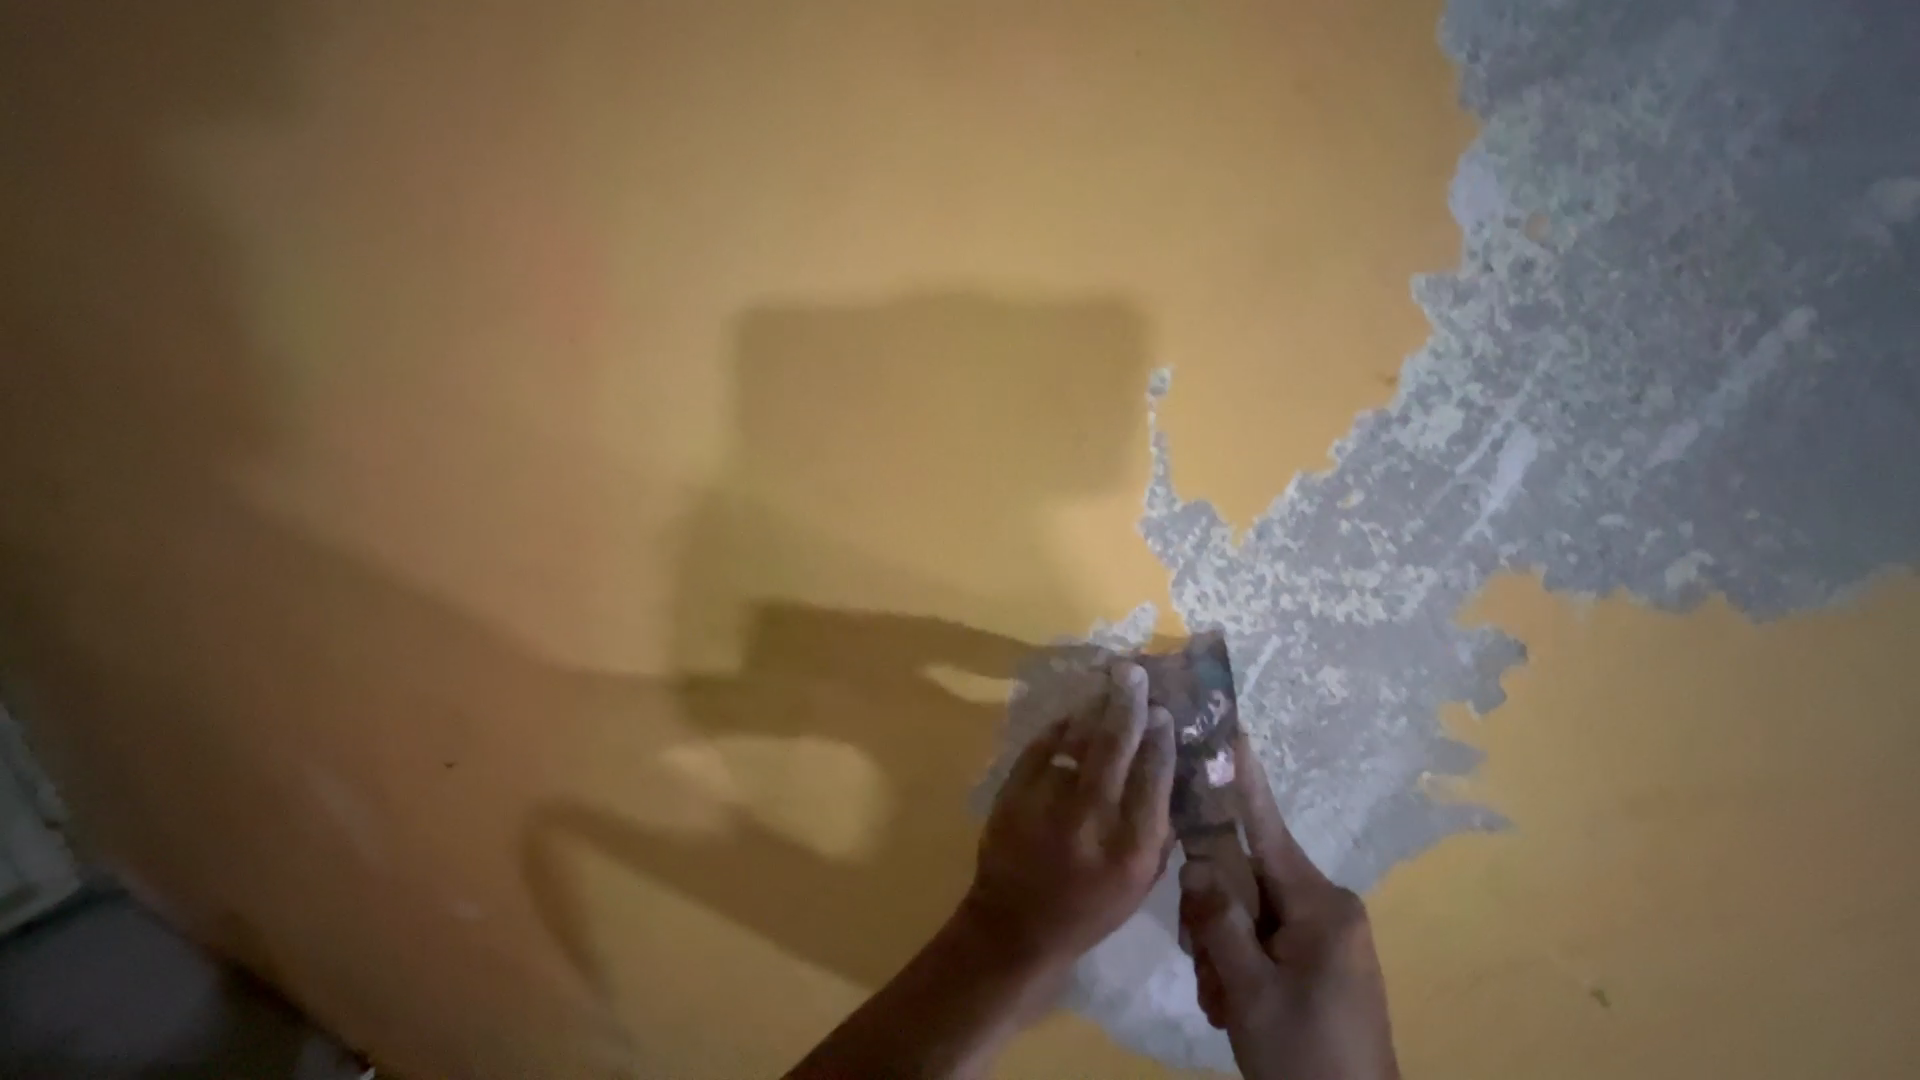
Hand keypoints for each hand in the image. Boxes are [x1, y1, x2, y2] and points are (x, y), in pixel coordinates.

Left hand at [964, 661, 1176, 965]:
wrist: (1014, 925)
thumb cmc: (1089, 908)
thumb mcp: (1139, 884)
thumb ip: (1158, 830)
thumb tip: (1168, 770)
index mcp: (1131, 848)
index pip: (1154, 778)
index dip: (1161, 739)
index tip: (1165, 712)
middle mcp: (1091, 820)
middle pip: (1115, 747)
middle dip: (1129, 705)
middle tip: (1136, 673)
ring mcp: (1047, 803)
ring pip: (1076, 739)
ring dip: (1094, 707)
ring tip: (1109, 682)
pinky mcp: (1014, 793)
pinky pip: (1042, 747)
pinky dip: (1060, 727)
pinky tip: (1074, 714)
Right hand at [1180, 734, 1399, 1079]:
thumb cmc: (1305, 1055)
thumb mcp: (1250, 990)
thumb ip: (1218, 919)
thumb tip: (1195, 863)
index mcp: (1319, 903)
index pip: (1266, 826)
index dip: (1243, 778)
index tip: (1229, 729)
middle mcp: (1325, 907)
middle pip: (1247, 878)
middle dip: (1215, 917)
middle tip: (1206, 968)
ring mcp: (1324, 936)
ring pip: (1248, 913)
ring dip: (1223, 951)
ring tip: (1224, 1001)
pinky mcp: (1318, 961)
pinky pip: (1263, 939)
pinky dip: (1239, 967)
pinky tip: (1233, 1005)